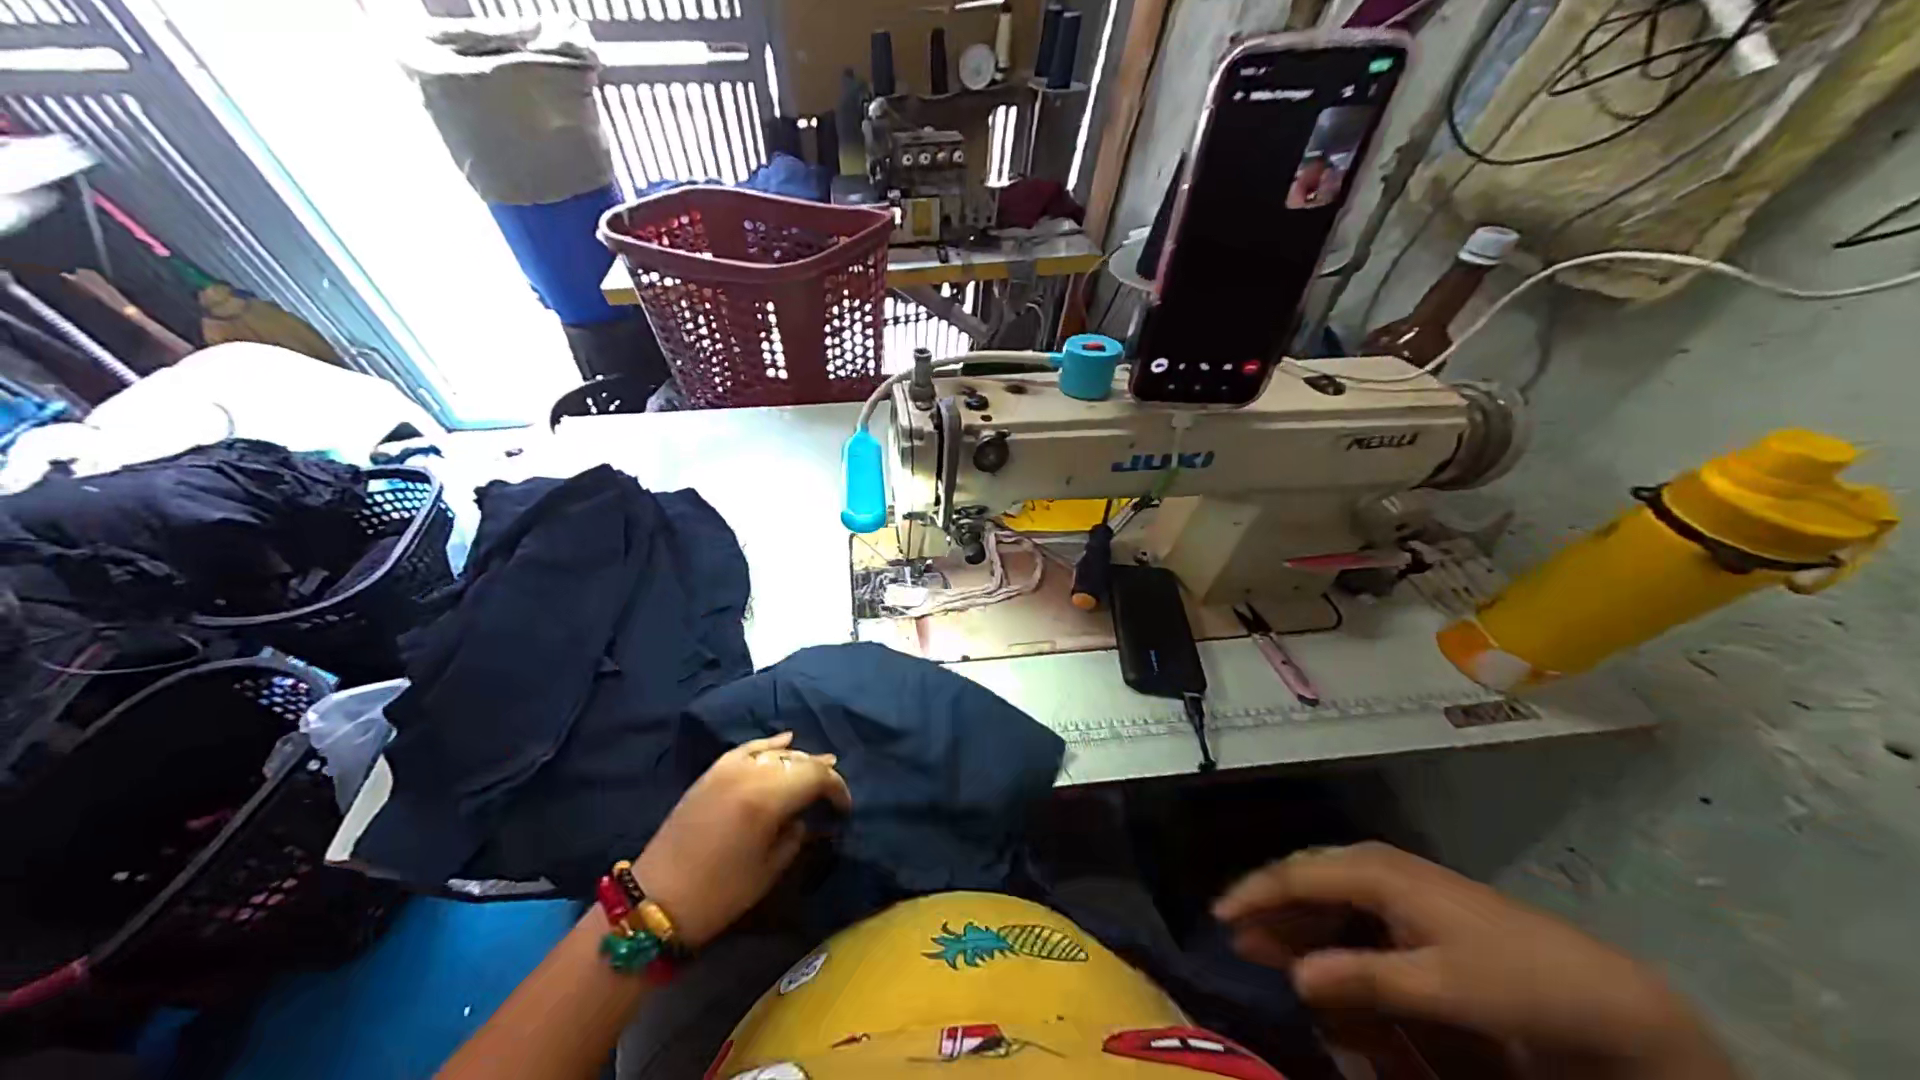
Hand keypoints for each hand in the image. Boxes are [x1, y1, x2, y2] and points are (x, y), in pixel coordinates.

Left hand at [633, 732, 850, 949]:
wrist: (656, 899)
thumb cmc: (720, 893)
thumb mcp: (770, 868)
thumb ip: (796, 833)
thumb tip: (807, 816)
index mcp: (767, 797)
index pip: (816, 777)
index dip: (836, 789)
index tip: (844, 809)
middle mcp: (750, 772)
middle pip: (798, 760)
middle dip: (820, 774)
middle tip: (833, 793)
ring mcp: (728, 768)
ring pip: (776, 752)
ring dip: (798, 760)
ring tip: (817, 769)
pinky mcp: (711, 772)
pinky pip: (748, 748)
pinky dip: (769, 745)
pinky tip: (785, 741)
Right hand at [1214, 843, 1736, 1078]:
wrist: (1600, 993)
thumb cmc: (1514, 979)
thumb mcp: (1438, 985)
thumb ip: (1363, 978)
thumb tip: (1294, 975)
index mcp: (1378, 872)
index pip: (1297, 875)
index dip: (1255, 894)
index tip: (1218, 917)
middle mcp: (1379, 867)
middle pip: (1305, 877)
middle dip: (1268, 906)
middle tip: (1234, 937)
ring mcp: (1397, 885)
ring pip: (1324, 892)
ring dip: (1293, 919)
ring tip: (1262, 945)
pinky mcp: (1412, 906)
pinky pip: (1349, 908)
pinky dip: (1323, 928)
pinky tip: (1314, 950)